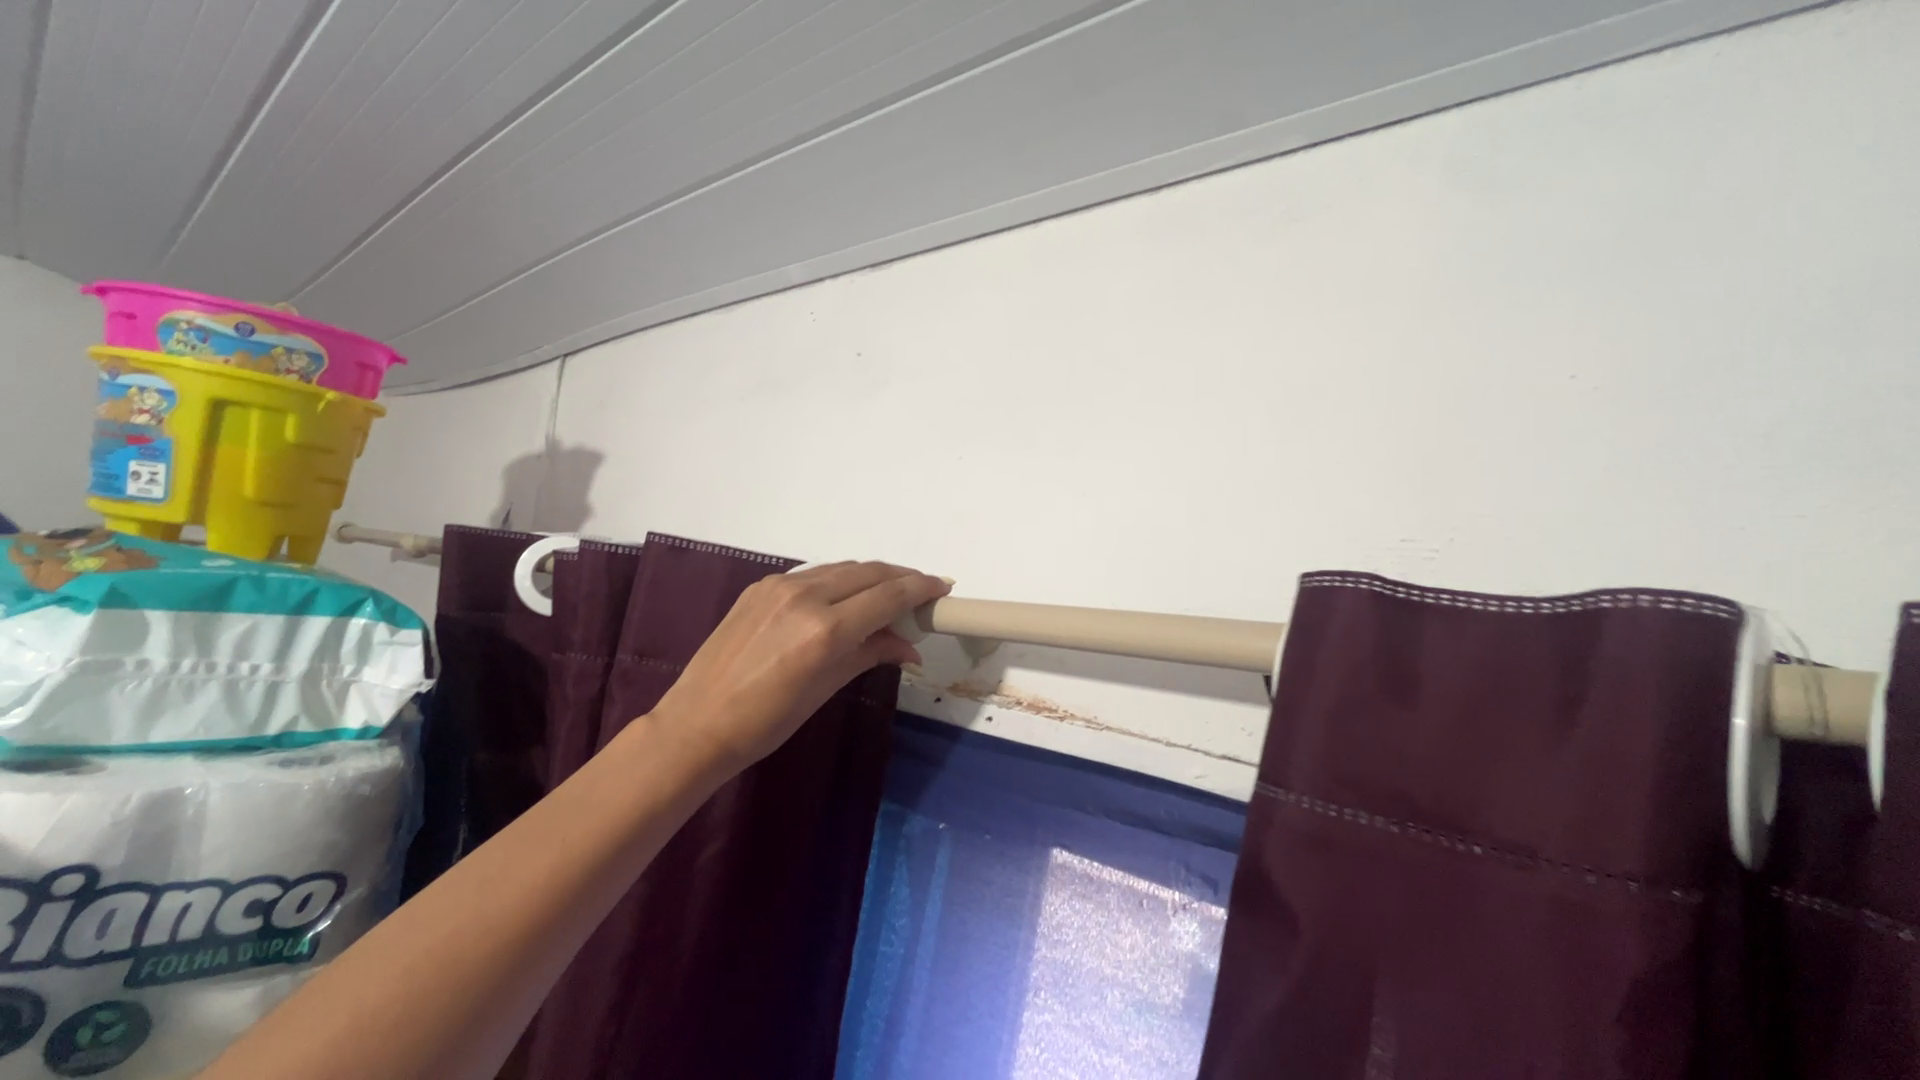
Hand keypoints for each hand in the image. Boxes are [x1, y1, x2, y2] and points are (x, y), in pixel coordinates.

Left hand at [646, 561, 951, 772]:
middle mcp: (805, 596)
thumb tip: (909, 647)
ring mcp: (779, 587)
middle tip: (923, 592)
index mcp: (825, 629)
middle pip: (869, 573)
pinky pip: (813, 575)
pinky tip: (845, 599)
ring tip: (890, 594)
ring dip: (871, 577)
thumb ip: (869, 655)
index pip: (888, 595)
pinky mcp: (759, 587)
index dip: (921, 589)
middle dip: (902, 578)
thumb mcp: (825, 689)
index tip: (943, 588)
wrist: (696, 723)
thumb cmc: (766, 722)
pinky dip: (839, 581)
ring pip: (841, 569)